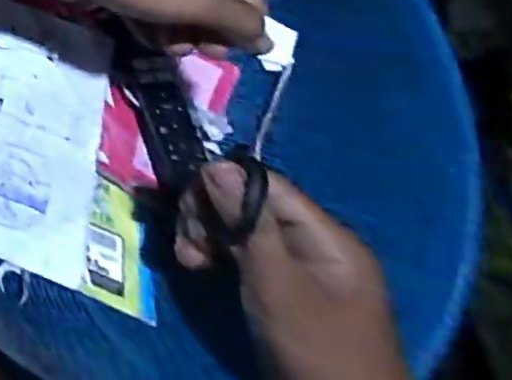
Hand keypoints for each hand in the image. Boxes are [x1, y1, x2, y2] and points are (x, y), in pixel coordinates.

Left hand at [74, 0, 269, 55]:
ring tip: (170, 48)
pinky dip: (150, 21)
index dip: (250, 16)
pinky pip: (146, 1)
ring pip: (176, 2)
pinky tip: (145, 39)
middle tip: (202, 52)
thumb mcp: (195, 0)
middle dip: (209, 27)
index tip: (242, 49)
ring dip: (179, 30)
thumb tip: (266, 40)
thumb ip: (237, 21)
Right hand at [176, 162, 409, 379]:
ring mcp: (297, 265)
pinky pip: (241, 250)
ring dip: (204, 233)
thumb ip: (247, 220)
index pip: (264, 182)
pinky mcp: (280, 284)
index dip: (220, 183)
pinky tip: (196, 264)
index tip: (188, 205)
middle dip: (208, 213)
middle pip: (246, 201)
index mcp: (325, 236)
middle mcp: (312, 242)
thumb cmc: (316, 347)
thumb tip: (216, 163)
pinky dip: (214, 252)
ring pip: (237, 225)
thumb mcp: (278, 282)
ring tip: (188, 258)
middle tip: (187, 240)